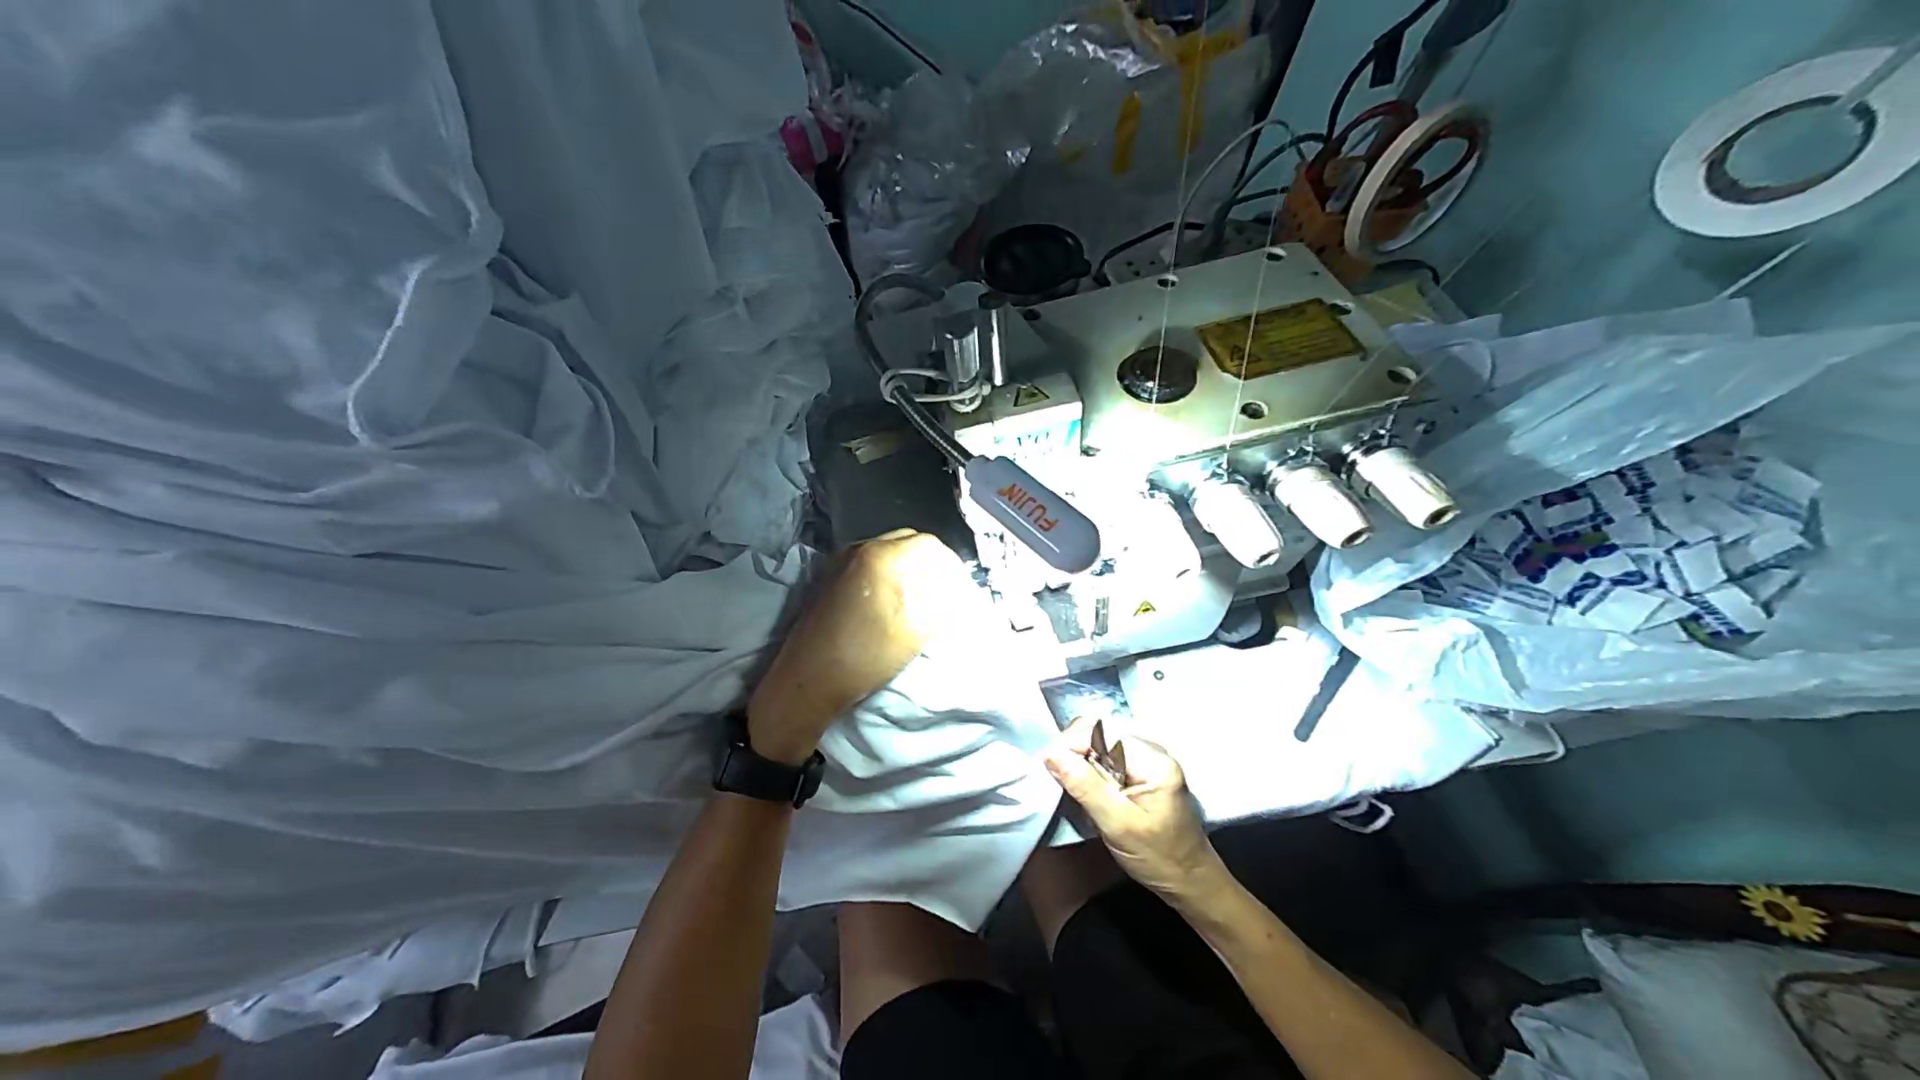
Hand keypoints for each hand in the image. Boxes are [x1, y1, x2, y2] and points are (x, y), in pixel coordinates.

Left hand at [747, 529, 964, 764]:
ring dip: (906, 568)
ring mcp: (839, 562)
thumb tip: (951, 593)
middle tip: (942, 591)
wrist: (806, 682)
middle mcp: (858, 549)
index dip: (949, 564)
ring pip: (886, 551)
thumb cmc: (863, 658)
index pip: (929, 545)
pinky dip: (886, 575)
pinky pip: (867, 564)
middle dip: (929, 563)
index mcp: (882, 558)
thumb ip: (938, 605)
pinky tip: (890, 603)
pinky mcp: (828, 578)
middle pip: (906, 541)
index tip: (958, 587)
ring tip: (919, 598)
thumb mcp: (914, 633)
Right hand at [1044, 716, 1226, 901]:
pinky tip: (1085, 787)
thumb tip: (1051, 754)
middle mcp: (1152, 751)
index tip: (1047, 765)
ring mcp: (1147, 759)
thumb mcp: (1118, 825)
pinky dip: (1090, 767)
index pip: (1102, 732)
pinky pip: (1107, 756)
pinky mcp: (1141, 770)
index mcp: (1153, 761)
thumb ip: (1085, 787)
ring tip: (1069, 783)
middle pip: (1100, 732)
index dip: (1071, 743)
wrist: (1189, 882)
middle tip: (1057, 777)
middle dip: (1073, 750)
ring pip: (1101, 743)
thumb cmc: (1158, 858)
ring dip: (1080, 760)